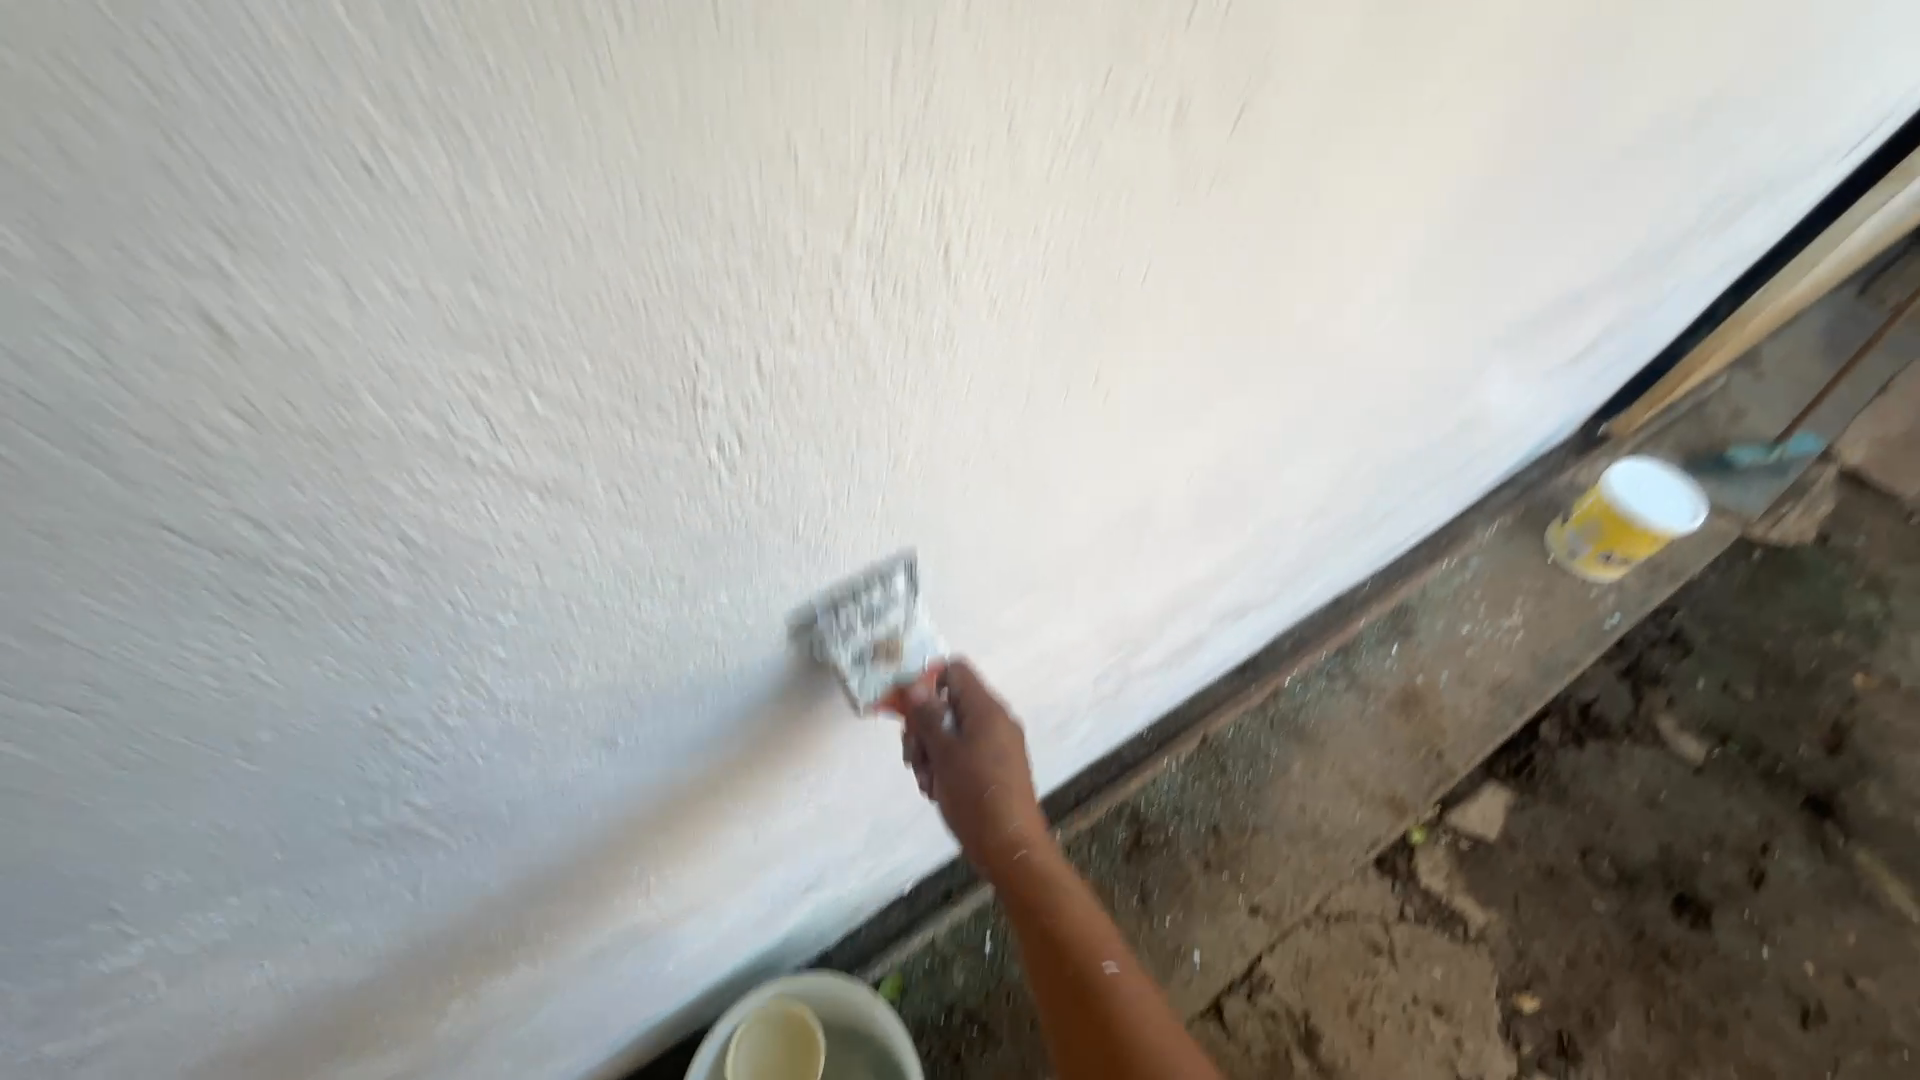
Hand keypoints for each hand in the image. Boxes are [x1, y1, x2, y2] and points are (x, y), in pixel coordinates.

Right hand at [899, 660, 1054, 880]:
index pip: (954, 670)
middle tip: (914, 758)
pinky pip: (962, 753)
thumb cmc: (975, 795)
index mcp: (986, 709)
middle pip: (948, 703)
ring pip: (951, 732)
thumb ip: (928, 716)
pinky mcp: (995, 767)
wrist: (1010, 848)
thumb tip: (915, 684)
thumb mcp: (943, 753)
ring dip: (930, 752)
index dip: (927, 682)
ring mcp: (997, 745)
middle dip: (923, 727)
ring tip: (926, 782)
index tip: (906, 709)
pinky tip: (936, 790)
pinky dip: (945, 766)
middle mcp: (995, 721)